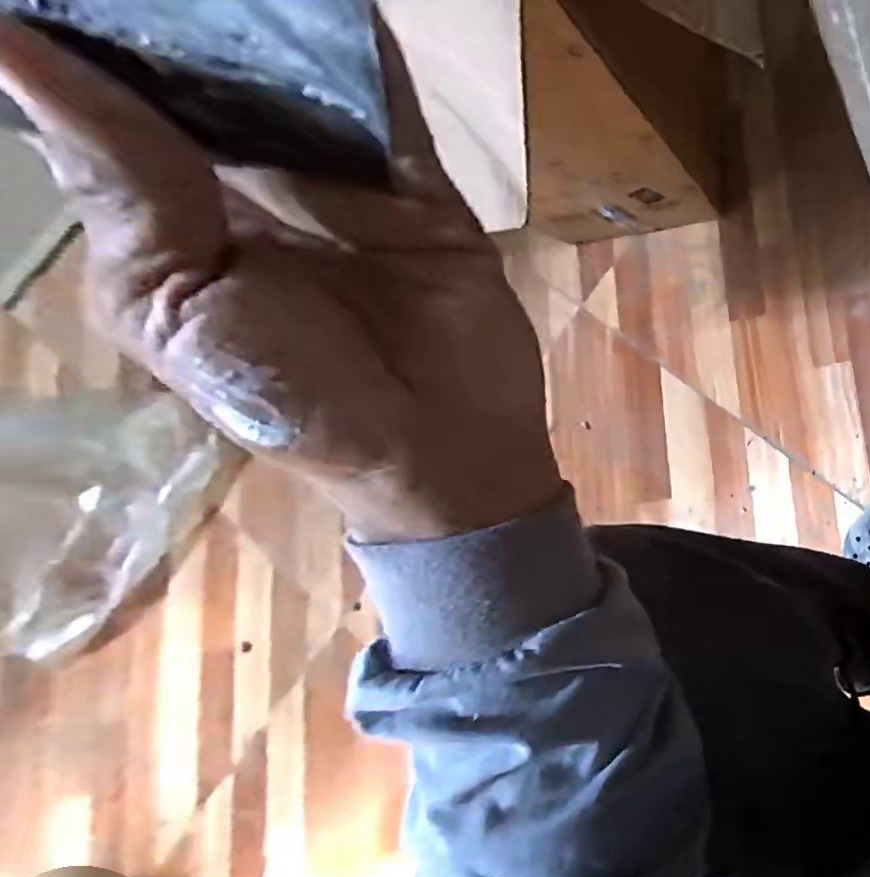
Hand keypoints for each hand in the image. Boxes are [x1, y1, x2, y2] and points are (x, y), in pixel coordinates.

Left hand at [0, 17, 560, 542]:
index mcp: (177, 212)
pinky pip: (401, 128)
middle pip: (211, 77)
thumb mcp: (176, 304)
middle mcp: (262, 189)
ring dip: (272, 27)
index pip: (115, 96)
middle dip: (182, 20)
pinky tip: (344, 11)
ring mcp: (355, 195)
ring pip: (305, 90)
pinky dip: (375, 67)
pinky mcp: (432, 208)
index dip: (83, 33)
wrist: (438, 451)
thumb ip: (123, 187)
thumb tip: (11, 42)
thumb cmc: (297, 400)